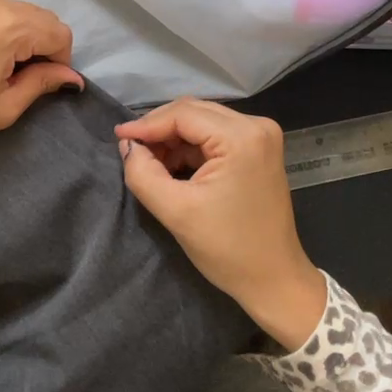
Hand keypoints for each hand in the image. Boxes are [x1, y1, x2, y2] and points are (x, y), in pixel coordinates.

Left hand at [0, 0, 81, 183]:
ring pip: (14, 10)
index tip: (43, 83)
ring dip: (19, 34)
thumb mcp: (5, 105)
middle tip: (21, 77)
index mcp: (10, 25)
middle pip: (39, 17)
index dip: (61, 60)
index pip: (59, 33)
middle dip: (41, 45)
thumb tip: (72, 78)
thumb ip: (43, 83)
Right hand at [115, 99, 326, 351]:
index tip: (117, 136)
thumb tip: (127, 145)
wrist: (274, 279)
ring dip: (174, 138)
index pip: (183, 114)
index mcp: (241, 137)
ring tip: (149, 161)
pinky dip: (190, 147)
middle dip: (159, 129)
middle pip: (194, 112)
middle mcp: (256, 126)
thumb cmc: (228, 249)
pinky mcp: (259, 149)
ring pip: (203, 122)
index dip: (146, 124)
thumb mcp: (176, 211)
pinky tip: (171, 164)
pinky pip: (215, 135)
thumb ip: (143, 173)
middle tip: (130, 148)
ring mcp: (261, 136)